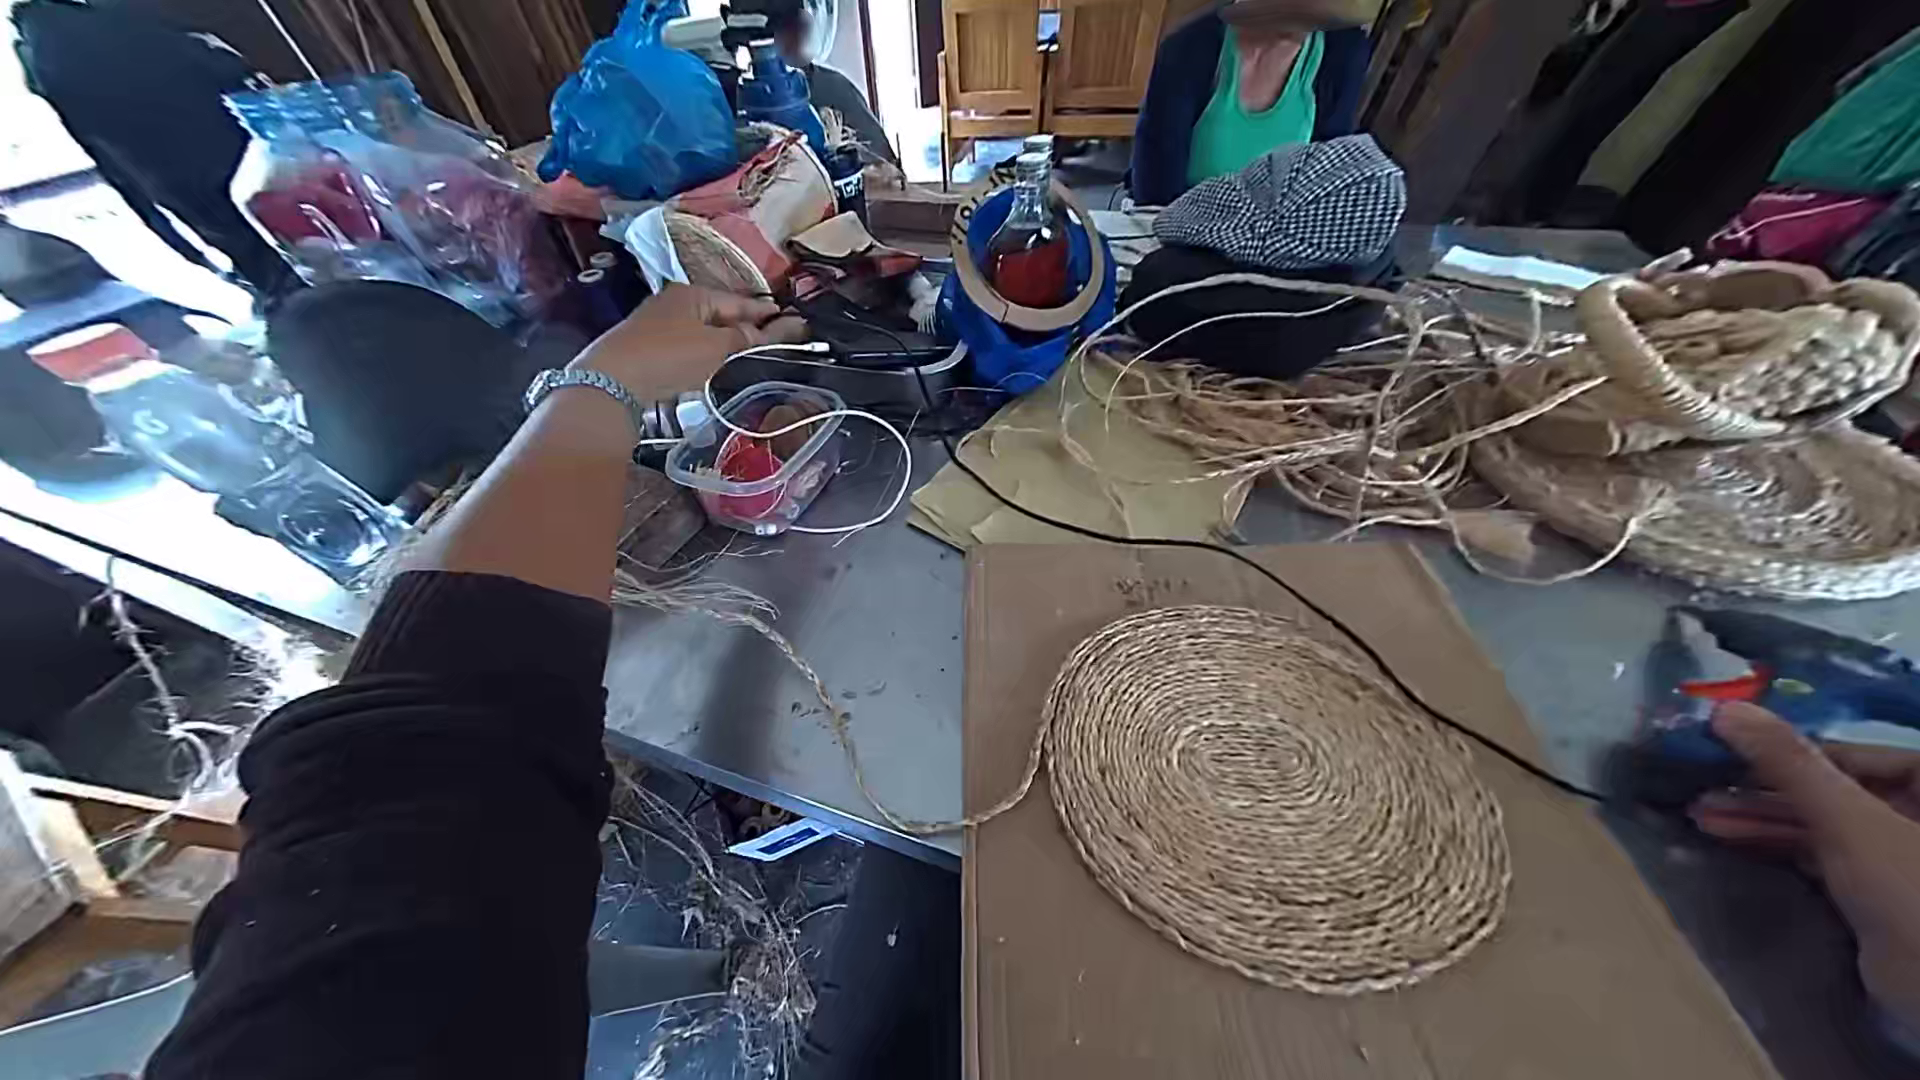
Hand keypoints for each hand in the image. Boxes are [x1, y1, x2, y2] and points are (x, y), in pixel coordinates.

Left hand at [569, 284, 806, 397]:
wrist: (616, 377)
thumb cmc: (672, 355)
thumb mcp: (716, 346)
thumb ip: (744, 338)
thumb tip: (764, 332)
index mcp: (695, 294)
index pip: (739, 302)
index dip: (764, 311)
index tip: (786, 315)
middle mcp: (678, 301)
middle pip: (721, 312)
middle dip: (746, 323)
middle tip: (772, 334)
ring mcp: (662, 320)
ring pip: (706, 327)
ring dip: (727, 337)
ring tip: (750, 348)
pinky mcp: (652, 342)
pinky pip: (691, 340)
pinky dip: (708, 346)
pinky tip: (716, 357)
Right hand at [1691, 703, 1919, 1029]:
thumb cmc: (1919, 896)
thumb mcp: (1850, 823)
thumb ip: (1789, 763)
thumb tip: (1723, 706)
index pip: (1861, 753)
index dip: (1791, 748)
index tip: (1725, 745)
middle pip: (1836, 787)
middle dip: (1763, 788)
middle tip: (1699, 782)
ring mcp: (1907, 857)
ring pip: (1825, 821)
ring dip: (1759, 815)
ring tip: (1698, 815)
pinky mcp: (1890, 891)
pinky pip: (1826, 851)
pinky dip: (1776, 842)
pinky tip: (1724, 837)